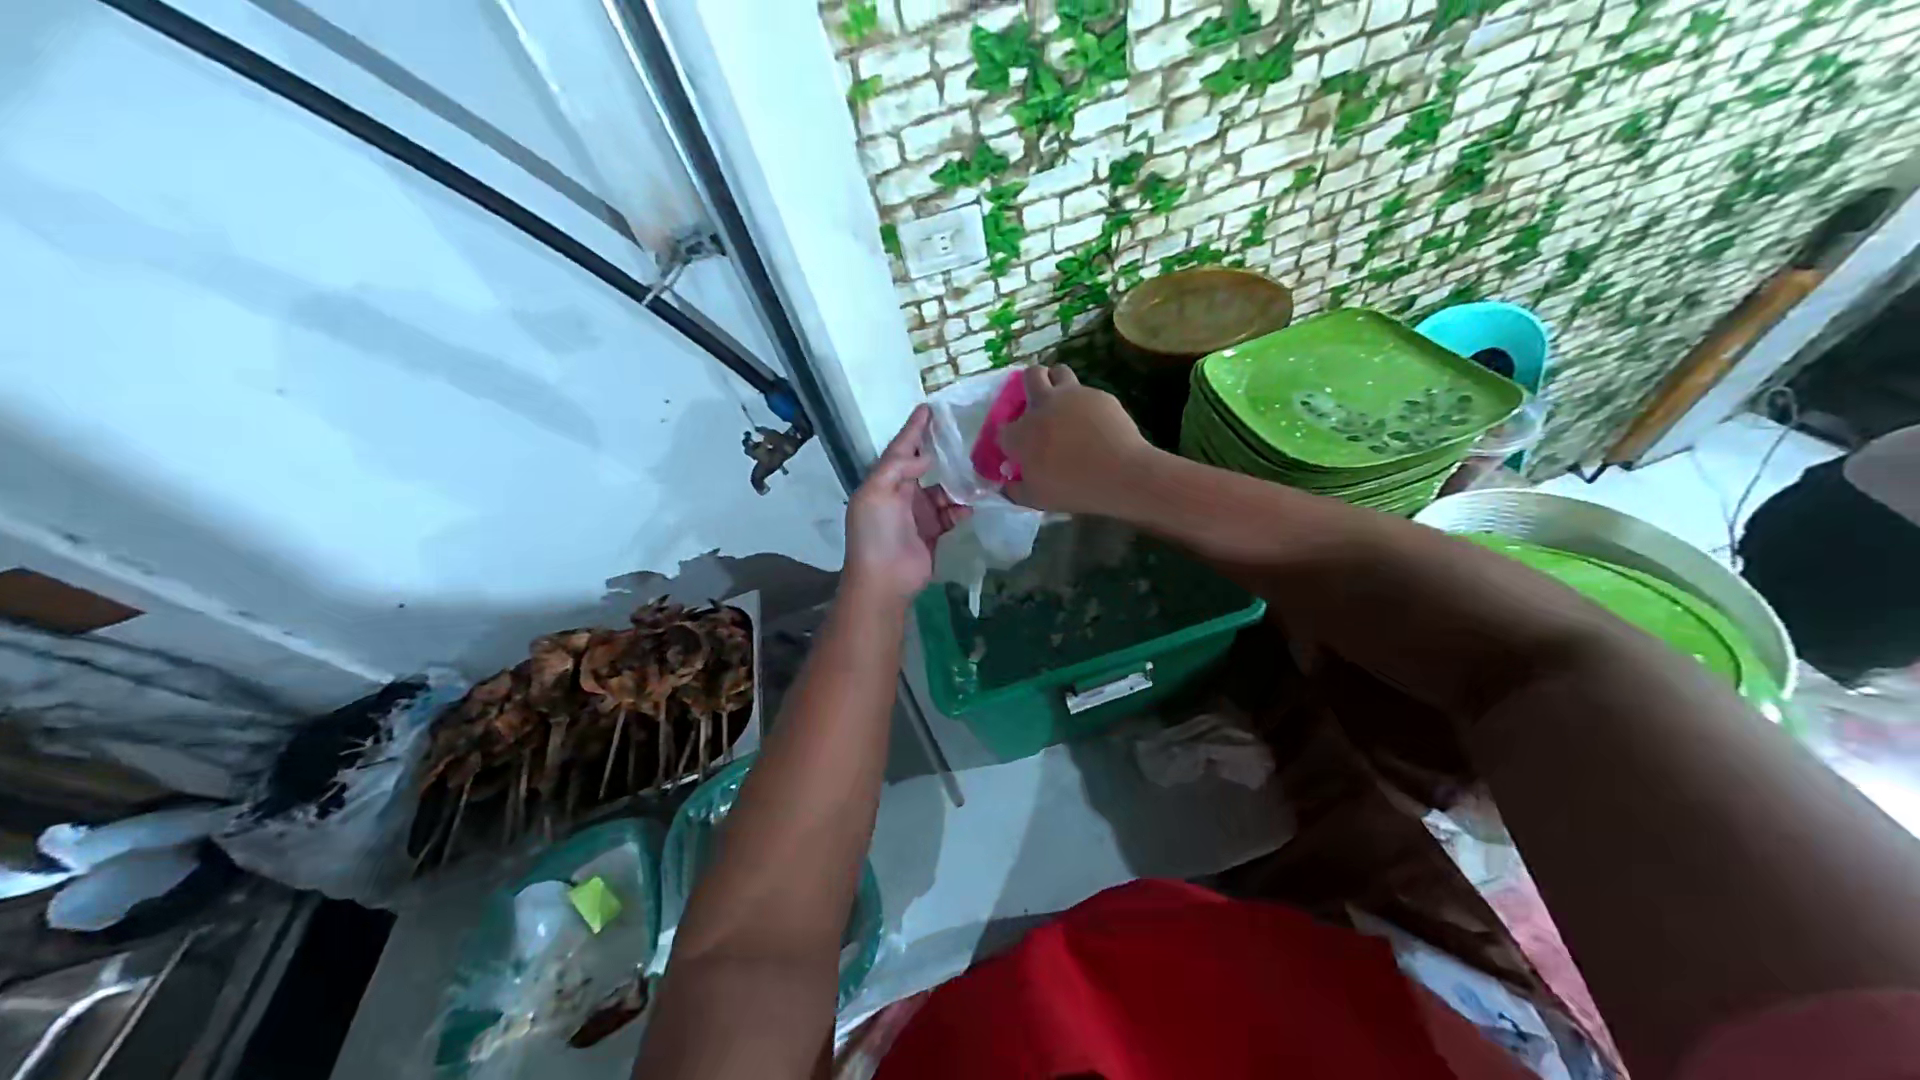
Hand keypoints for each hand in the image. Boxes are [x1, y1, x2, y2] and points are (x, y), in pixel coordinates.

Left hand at [844, 405, 968, 601]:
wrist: (884, 579)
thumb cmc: (875, 533)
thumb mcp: (877, 493)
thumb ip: (897, 468)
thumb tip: (925, 456)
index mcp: (884, 482)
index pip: (901, 449)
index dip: (914, 429)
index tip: (929, 408)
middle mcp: (901, 494)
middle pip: (925, 467)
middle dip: (942, 453)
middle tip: (964, 435)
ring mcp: (918, 515)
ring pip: (943, 490)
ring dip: (958, 484)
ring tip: (977, 474)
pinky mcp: (933, 533)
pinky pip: (952, 514)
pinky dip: (961, 509)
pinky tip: (971, 505)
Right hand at [1001, 365, 1156, 514]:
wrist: (1122, 474)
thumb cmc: (1074, 489)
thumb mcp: (1037, 499)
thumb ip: (1016, 490)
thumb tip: (1008, 484)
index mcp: (1022, 433)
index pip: (1004, 430)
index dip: (1010, 441)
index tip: (1019, 452)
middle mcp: (1043, 406)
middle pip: (1030, 376)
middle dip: (1030, 386)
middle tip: (1038, 405)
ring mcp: (1072, 396)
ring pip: (1058, 371)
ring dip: (1055, 382)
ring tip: (1063, 403)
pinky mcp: (1098, 395)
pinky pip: (1086, 392)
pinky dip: (1084, 404)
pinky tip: (1093, 422)